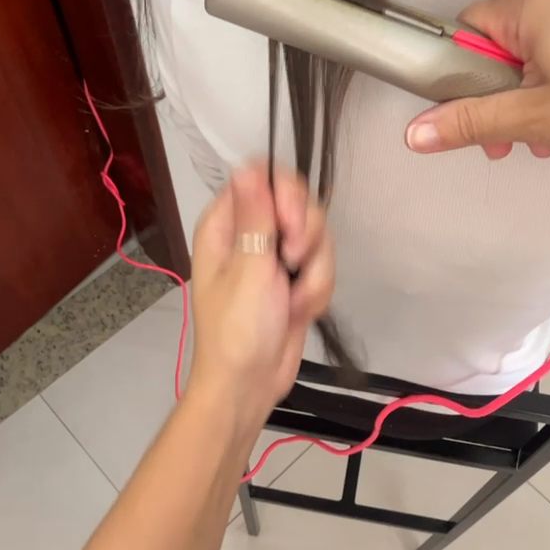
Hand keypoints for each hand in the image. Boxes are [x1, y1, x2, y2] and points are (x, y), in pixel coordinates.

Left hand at [186, 164, 333, 416]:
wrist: (250, 384)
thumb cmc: (238, 330)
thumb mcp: (248, 269)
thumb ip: (256, 216)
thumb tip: (247, 165)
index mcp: (226, 224)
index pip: (264, 177)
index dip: (286, 195)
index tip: (291, 224)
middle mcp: (251, 233)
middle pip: (298, 203)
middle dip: (307, 236)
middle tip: (294, 263)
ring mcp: (275, 256)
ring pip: (318, 236)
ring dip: (314, 273)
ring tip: (293, 302)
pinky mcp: (296, 278)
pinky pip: (323, 265)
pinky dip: (317, 290)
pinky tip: (300, 311)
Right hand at [404, 0, 549, 160]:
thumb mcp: (538, 118)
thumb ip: (472, 122)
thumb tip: (414, 133)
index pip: (466, 32)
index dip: (464, 81)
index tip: (480, 120)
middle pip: (503, 40)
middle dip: (502, 94)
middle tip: (517, 140)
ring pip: (540, 44)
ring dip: (535, 91)